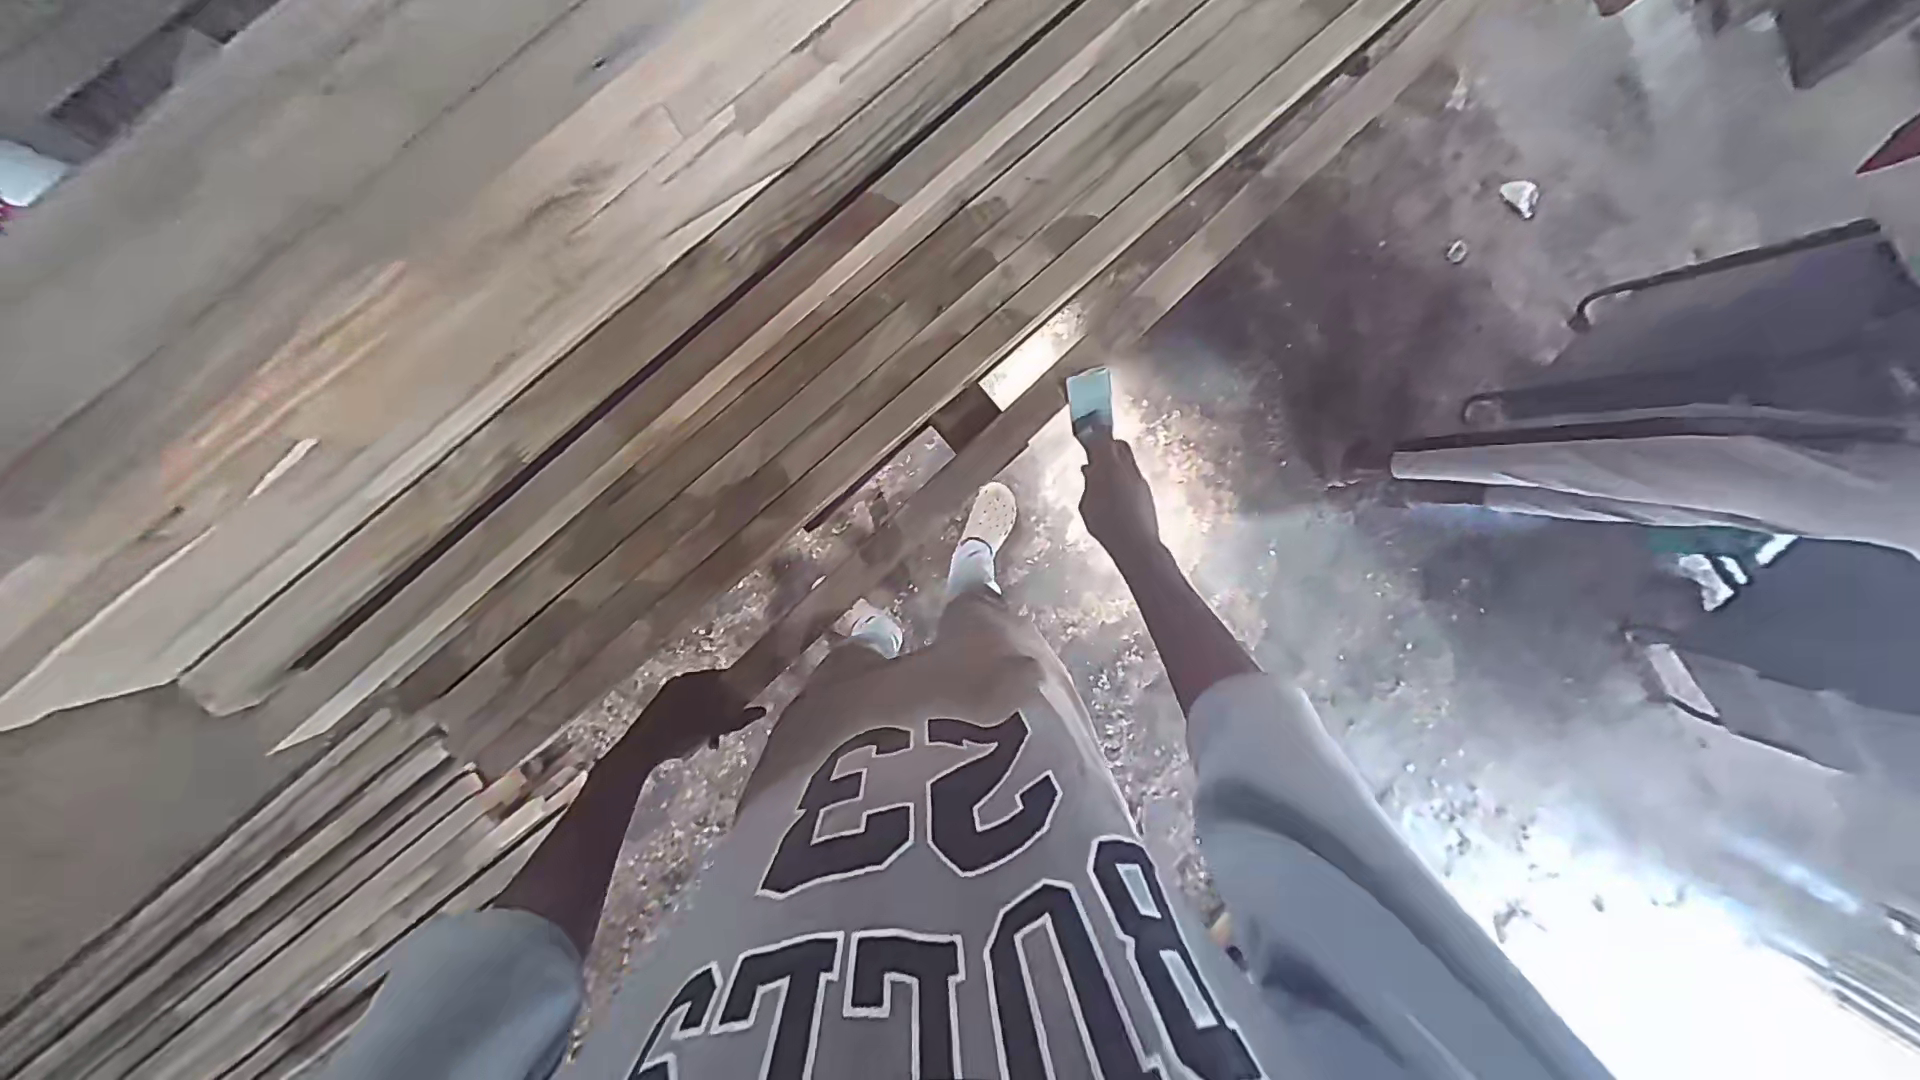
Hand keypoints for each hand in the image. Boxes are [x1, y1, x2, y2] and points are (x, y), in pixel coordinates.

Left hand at [620, 669, 764, 761]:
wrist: (642, 750)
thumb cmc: (682, 734)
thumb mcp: (716, 726)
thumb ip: (740, 717)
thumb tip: (763, 710)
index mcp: (695, 679)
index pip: (723, 676)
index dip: (736, 690)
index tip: (743, 706)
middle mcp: (681, 681)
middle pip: (711, 690)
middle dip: (721, 708)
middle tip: (727, 728)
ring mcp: (668, 694)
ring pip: (698, 701)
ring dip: (708, 718)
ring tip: (711, 740)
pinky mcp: (659, 708)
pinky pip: (684, 708)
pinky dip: (694, 720)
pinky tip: (694, 739)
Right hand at [1079, 435, 1161, 565]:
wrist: (1136, 543)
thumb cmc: (1106, 525)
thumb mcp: (1087, 504)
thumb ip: (1090, 483)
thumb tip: (1090, 470)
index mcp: (1109, 467)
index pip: (1101, 439)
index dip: (1093, 431)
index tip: (1086, 427)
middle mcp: (1127, 468)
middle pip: (1118, 445)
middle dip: (1106, 443)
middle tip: (1093, 448)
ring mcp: (1138, 479)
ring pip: (1126, 459)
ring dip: (1113, 459)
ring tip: (1099, 472)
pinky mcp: (1145, 490)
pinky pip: (1130, 473)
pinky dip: (1120, 473)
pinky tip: (1111, 489)